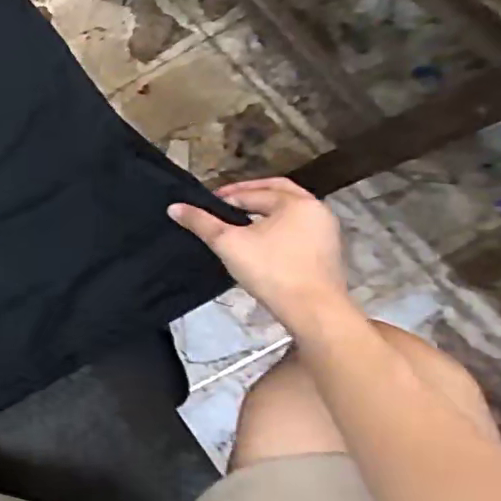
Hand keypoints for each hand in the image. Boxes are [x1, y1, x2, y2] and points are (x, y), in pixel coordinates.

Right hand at [168, 177, 350, 326]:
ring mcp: (326, 230)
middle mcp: (316, 209)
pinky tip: (259, 238)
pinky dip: (276, 224)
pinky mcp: (327, 249)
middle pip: (278, 191)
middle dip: (249, 193)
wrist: (312, 308)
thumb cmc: (270, 269)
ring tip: (238, 219)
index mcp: (295, 202)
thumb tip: (173, 207)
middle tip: (223, 201)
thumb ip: (200, 222)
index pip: (252, 193)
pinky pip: (297, 226)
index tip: (203, 207)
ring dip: (264, 208)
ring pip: (289, 209)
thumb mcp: (227, 243)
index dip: (224, 198)